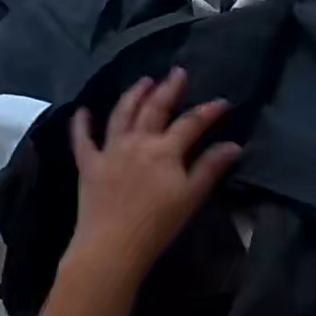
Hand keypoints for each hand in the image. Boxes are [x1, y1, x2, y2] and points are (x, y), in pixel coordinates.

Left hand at [66, 67, 241, 276]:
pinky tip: (82, 110)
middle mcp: (137, 141)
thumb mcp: (191, 197)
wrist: (114, 244)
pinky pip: (83, 139)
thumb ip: (210, 168)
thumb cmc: (158, 225)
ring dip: (133, 95)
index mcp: (165, 150)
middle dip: (168, 88)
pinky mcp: (88, 163)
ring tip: (143, 80)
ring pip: (122, 114)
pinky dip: (82, 123)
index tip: (223, 101)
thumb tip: (233, 145)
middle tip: (176, 71)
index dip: (209, 110)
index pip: (191, 122)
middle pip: (155, 108)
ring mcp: (110, 150)